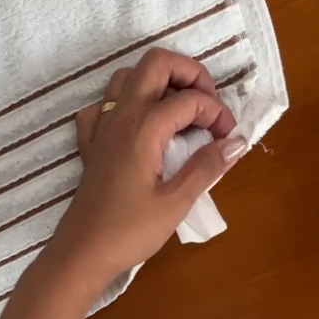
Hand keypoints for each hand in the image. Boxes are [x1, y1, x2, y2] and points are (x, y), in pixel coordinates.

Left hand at [41, 48, 246, 301]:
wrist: (82, 254)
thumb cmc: (128, 233)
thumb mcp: (175, 203)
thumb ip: (207, 168)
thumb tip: (235, 143)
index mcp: (143, 128)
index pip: (189, 99)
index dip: (216, 113)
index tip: (229, 138)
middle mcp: (120, 117)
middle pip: (155, 64)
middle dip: (189, 73)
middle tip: (207, 105)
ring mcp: (101, 129)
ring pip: (127, 78)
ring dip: (157, 83)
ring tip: (179, 111)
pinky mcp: (91, 147)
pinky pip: (102, 108)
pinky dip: (122, 105)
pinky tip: (136, 126)